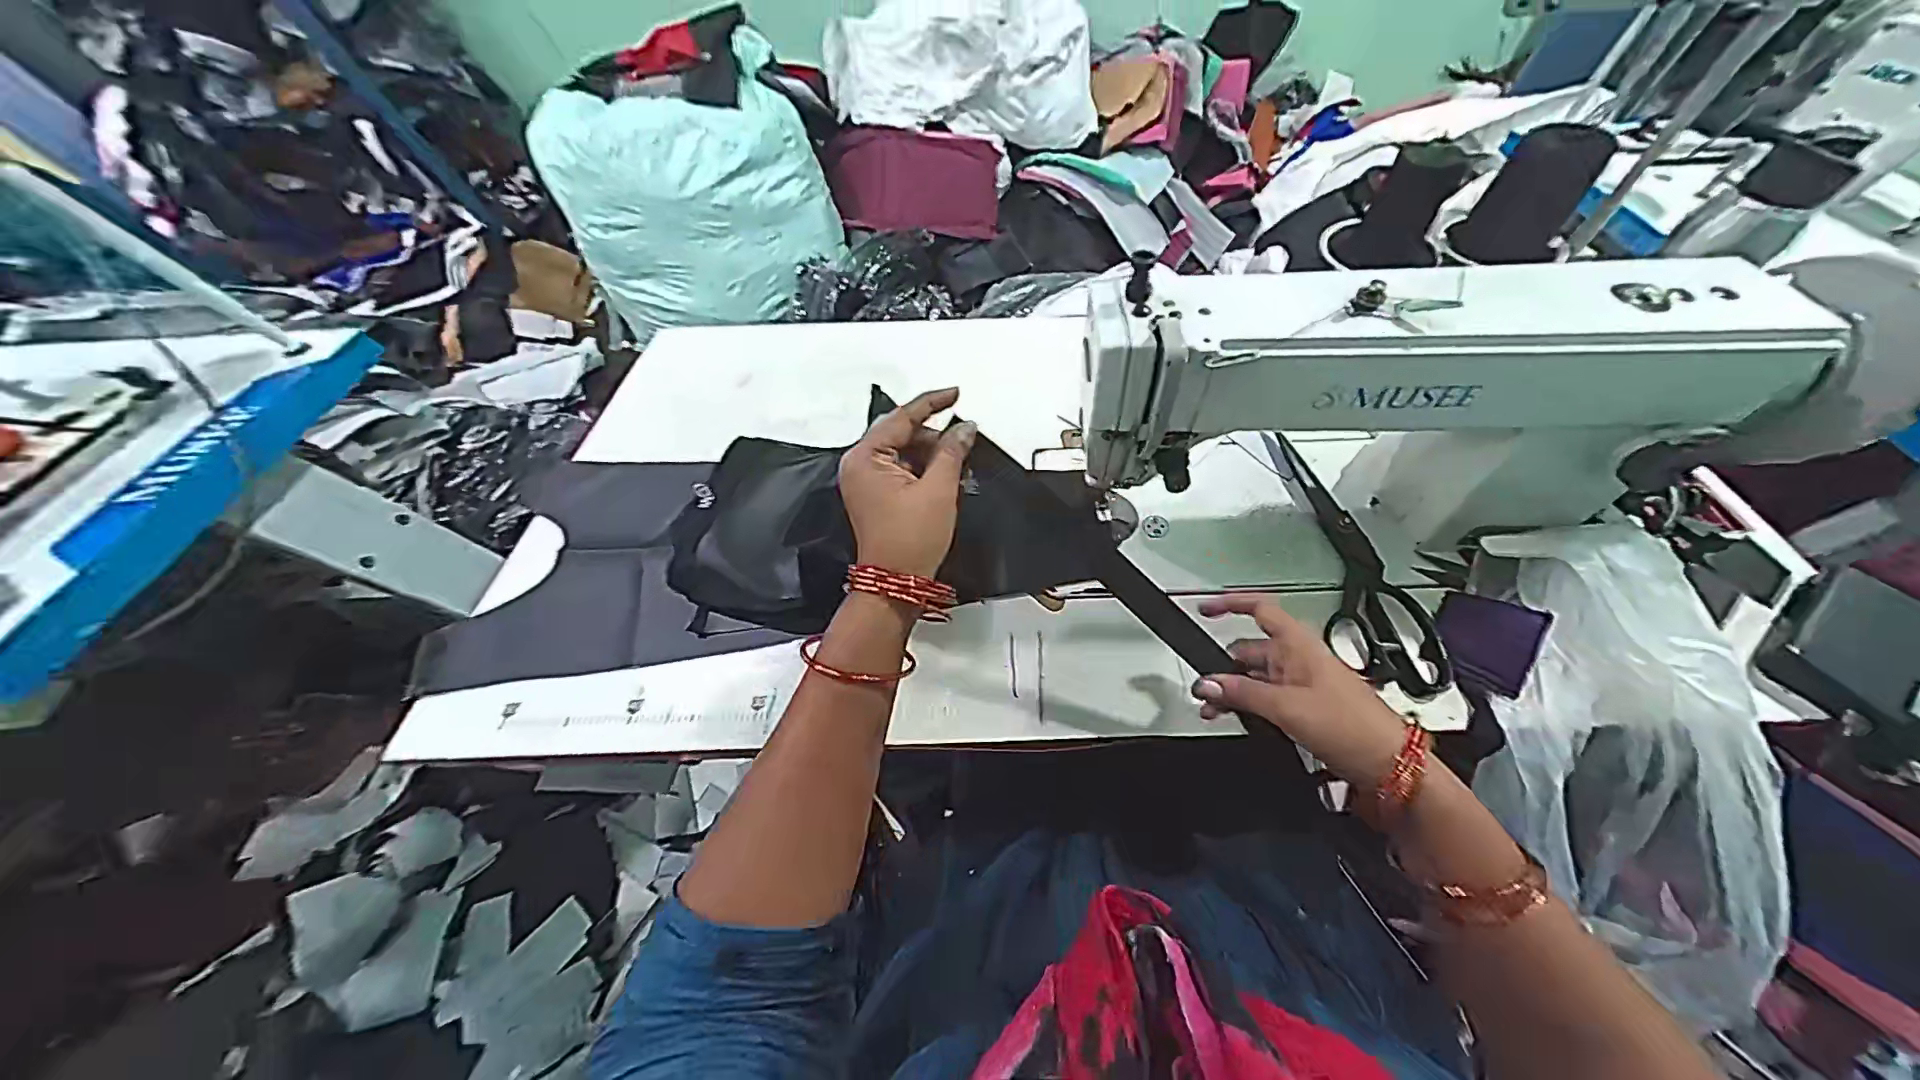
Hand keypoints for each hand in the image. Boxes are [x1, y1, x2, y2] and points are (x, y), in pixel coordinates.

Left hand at [839, 388, 978, 577]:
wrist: (897, 582)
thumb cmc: (909, 542)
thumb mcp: (938, 489)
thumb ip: (952, 451)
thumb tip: (964, 428)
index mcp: (865, 458)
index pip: (901, 417)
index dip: (932, 404)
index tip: (954, 394)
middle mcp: (859, 466)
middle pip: (901, 434)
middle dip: (934, 436)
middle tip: (964, 440)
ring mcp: (866, 481)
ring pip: (904, 452)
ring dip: (931, 454)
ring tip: (957, 465)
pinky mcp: (875, 495)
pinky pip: (901, 469)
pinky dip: (923, 469)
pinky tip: (944, 476)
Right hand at [1190, 594, 1409, 787]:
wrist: (1389, 765)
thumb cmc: (1356, 727)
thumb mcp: (1287, 707)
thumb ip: (1242, 693)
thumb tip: (1208, 684)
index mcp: (1299, 645)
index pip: (1260, 609)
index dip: (1231, 604)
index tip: (1206, 609)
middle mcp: (1298, 659)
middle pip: (1249, 650)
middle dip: (1222, 666)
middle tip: (1204, 686)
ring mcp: (1300, 684)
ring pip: (1253, 677)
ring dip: (1231, 691)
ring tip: (1214, 709)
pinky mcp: (1301, 707)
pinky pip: (1263, 698)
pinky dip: (1244, 706)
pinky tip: (1233, 718)